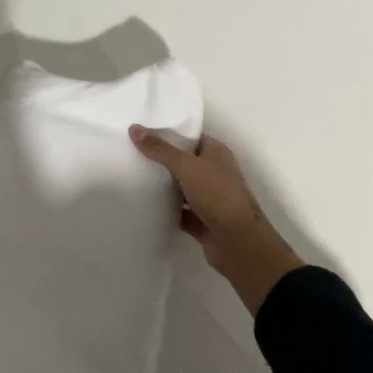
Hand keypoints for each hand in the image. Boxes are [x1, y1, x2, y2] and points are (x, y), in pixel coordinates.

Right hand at [130, 125, 304, 314]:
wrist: (239, 243)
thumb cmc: (218, 195)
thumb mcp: (186, 166)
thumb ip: (160, 149)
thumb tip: (134, 129)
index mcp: (217, 153)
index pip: (190, 138)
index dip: (169, 135)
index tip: (142, 133)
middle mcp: (215, 173)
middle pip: (184, 163)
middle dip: (162, 161)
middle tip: (133, 154)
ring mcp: (210, 199)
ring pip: (182, 188)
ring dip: (164, 187)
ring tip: (134, 177)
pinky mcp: (203, 222)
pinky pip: (180, 212)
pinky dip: (166, 210)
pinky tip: (145, 205)